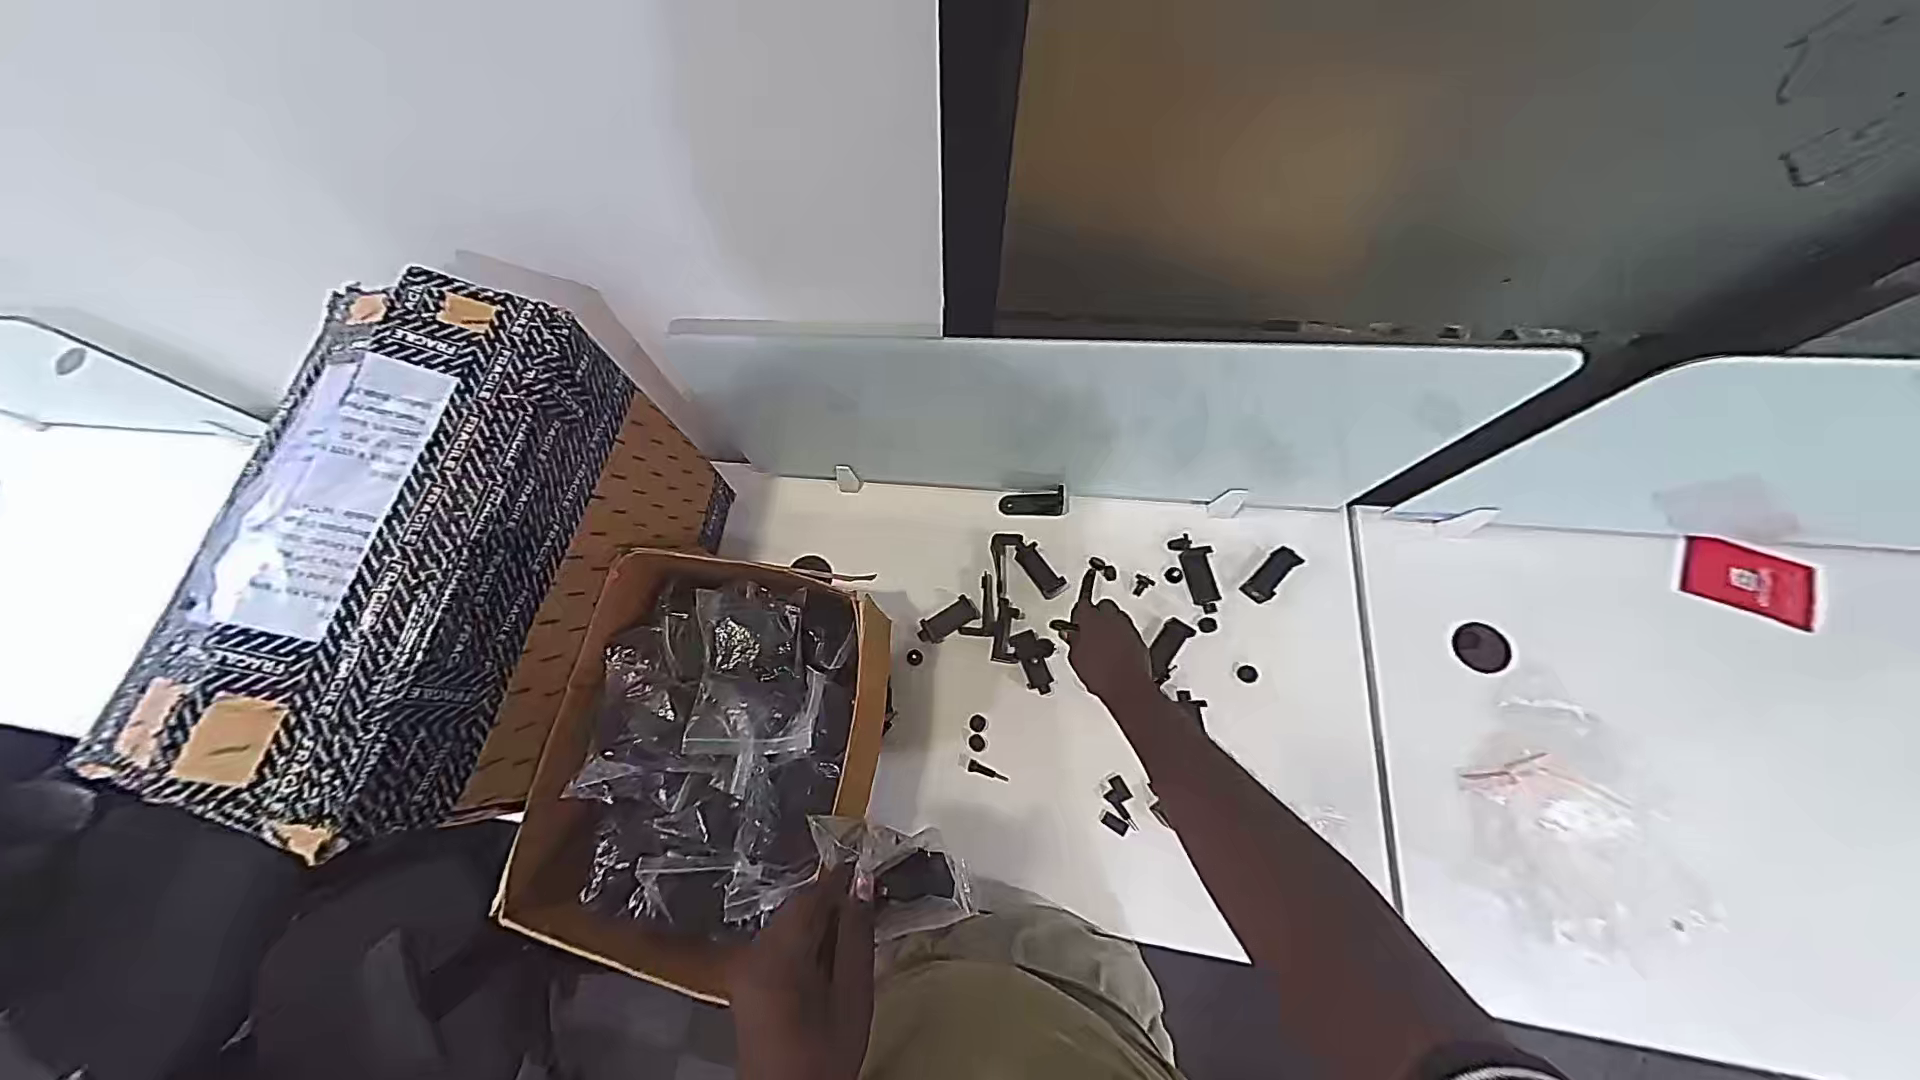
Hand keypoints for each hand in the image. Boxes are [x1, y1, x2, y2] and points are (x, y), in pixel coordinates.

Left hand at [729, 864, 874, 1079]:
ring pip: (789, 921)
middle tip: (866, 900)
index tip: (868, 868)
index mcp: (779, 952)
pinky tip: (826, 952)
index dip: (841, 879)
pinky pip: (780, 940)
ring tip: (851, 927)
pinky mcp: (747, 979)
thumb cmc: (826, 1054)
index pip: (813, 895)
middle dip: (831, 899)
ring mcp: (747, 965)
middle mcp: (756, 950)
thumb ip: (857, 933)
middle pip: (798, 906)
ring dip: (818, 918)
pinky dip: (804, 937)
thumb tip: (863, 883)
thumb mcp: (854, 993)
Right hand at [1067, 598, 1155, 702]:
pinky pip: (1127, 630)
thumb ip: (1073, 641)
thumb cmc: (1102, 673)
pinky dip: (1120, 635)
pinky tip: (1114, 648)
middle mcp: (1111, 618)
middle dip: (1096, 614)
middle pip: (1103, 606)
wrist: (1127, 686)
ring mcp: (1126, 627)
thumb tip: (1071, 635)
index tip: (1075, 621)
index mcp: (1091, 619)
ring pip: (1117, 616)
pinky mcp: (1138, 638)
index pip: (1082, 605)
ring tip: (1101, 639)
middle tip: (1088, 628)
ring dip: (1109, 623)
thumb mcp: (1076, 658)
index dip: (1077, 613)